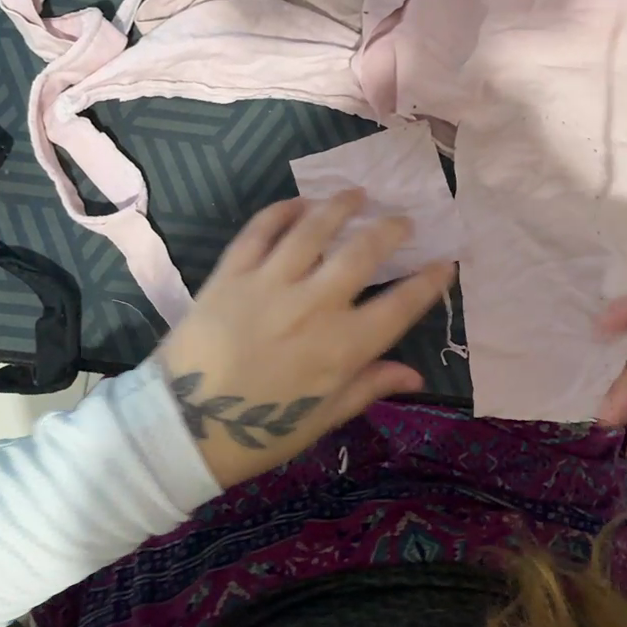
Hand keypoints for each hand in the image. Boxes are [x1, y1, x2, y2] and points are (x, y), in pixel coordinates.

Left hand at [157, 191, 456, 489]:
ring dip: (341, 205)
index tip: (445, 262)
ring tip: (358, 194)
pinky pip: (260, 229)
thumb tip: (414, 374)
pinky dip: (283, 210)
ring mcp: (269, 283)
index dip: (429, 281)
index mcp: (341, 349)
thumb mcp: (322, 419)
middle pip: (362, 252)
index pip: (400, 305)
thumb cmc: (259, 431)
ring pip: (314, 229)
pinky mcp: (230, 272)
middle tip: (402, 220)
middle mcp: (312, 306)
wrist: (181, 429)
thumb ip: (368, 388)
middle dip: (391, 230)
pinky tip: (300, 203)